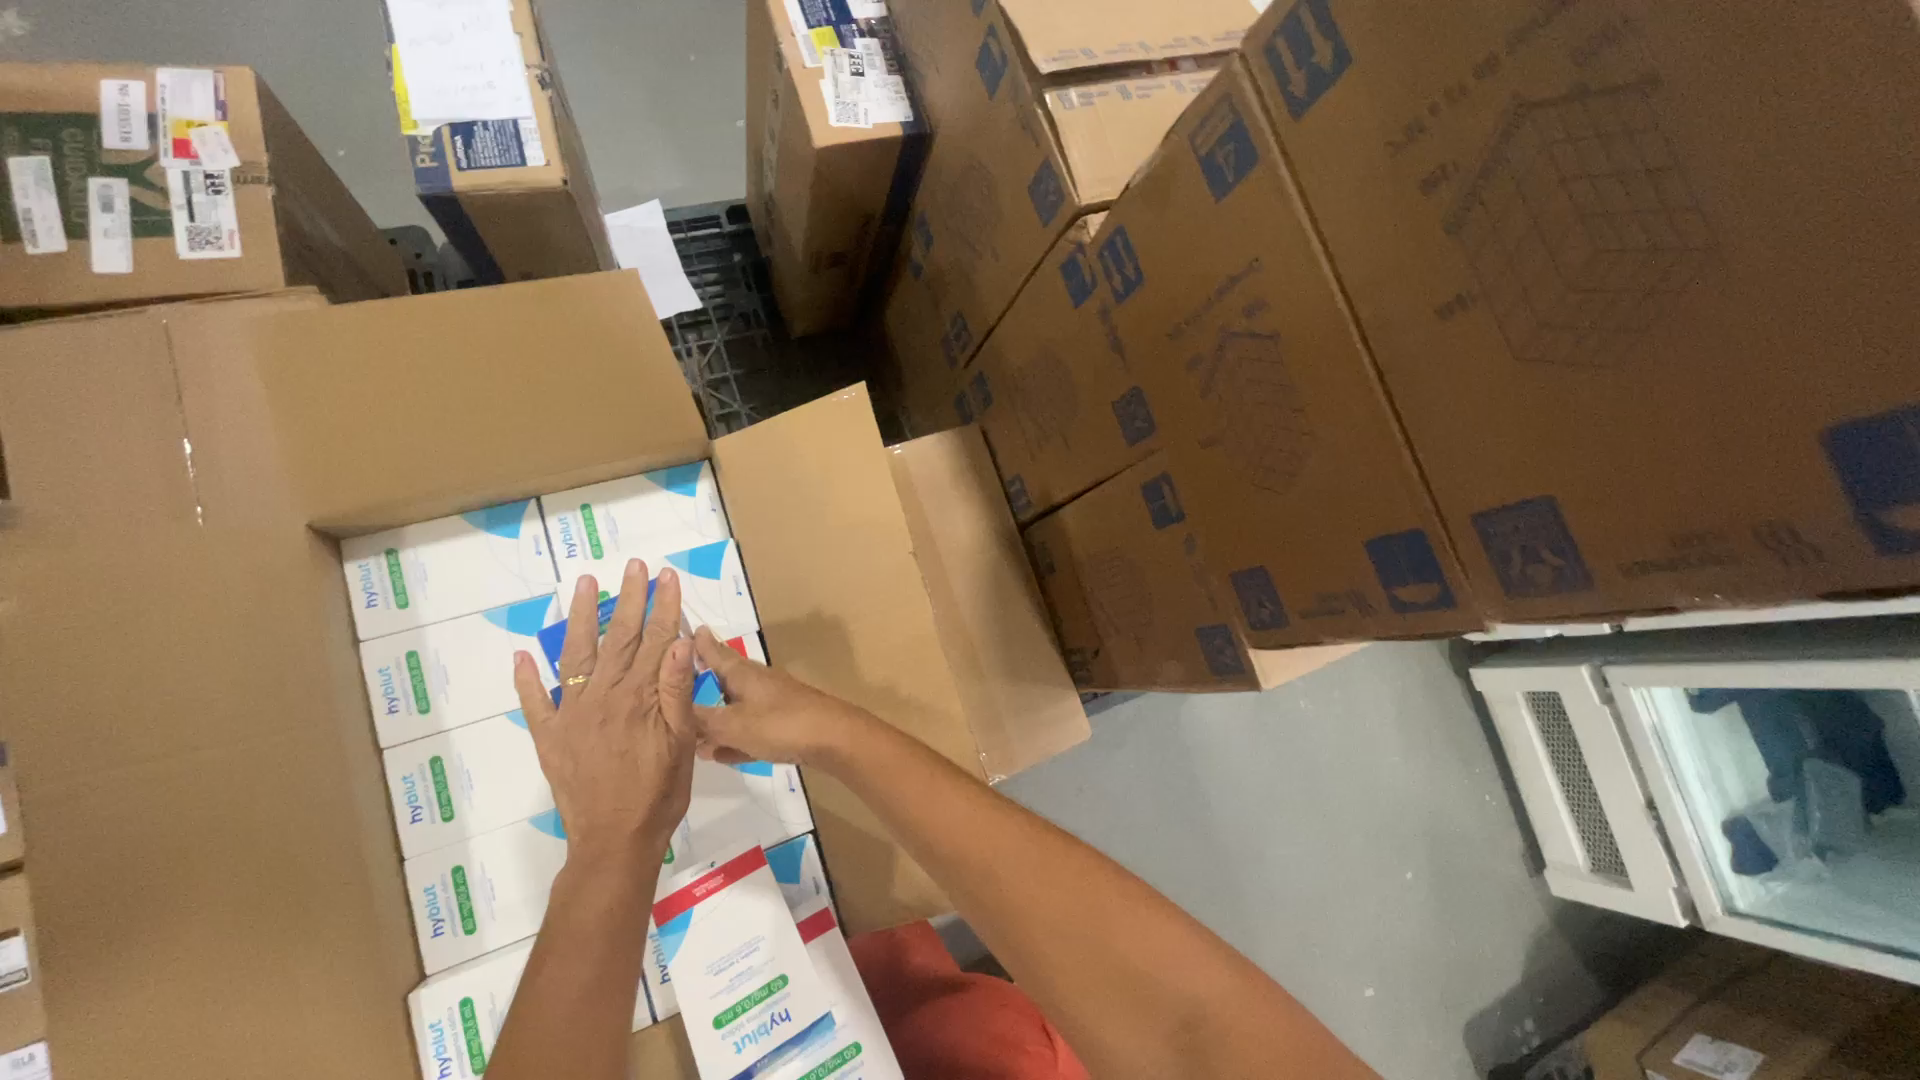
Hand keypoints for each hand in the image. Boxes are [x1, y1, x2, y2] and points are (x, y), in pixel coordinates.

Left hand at [512, 560, 697, 866]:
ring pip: (577, 656)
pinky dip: (526, 678)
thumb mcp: (682, 743)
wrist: (615, 840)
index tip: (667, 576)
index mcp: (640, 698)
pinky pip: (534, 702)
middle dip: (629, 599)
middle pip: (618, 638)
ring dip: (581, 618)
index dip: (663, 606)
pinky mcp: (550, 736)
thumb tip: (678, 642)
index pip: (655, 641)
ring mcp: (572, 714)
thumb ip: (676, 692)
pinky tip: (523, 654)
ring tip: (584, 585)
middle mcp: (603, 697)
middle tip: (633, 566)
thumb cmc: (659, 794)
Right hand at [689, 625, 877, 769]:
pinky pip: (750, 730)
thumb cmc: (780, 724)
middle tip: (676, 690)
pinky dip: (734, 738)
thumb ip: (701, 720)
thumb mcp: (732, 724)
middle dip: (700, 686)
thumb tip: (673, 712)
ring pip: (734, 708)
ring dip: (715, 719)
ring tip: (692, 734)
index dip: (697, 644)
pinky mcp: (784, 725)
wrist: (834, 739)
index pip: (713, 652)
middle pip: (722, 681)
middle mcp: (756, 683)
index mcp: (741, 673)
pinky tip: (720, 754)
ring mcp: (772, 704)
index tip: (682, 631)